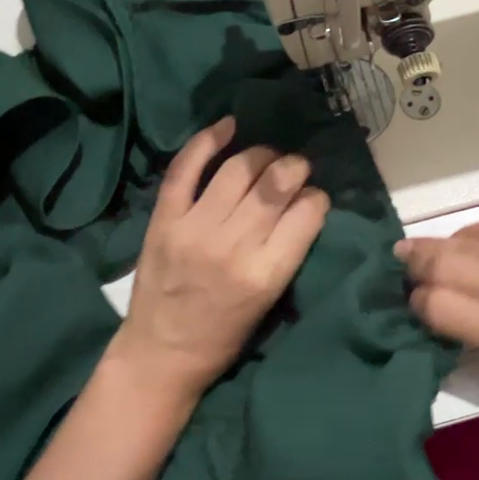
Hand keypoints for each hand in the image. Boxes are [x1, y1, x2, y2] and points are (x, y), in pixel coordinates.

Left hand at [115, 117, 330, 395]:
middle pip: (275, 184)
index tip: (314, 198)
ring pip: (237, 169)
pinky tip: (227, 126)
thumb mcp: (272, 299)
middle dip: (294, 167)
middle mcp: (233, 246)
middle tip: (296, 168)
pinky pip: (185, 169)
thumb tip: (304, 203)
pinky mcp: (164, 220)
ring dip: (261, 154)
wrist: (162, 353)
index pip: (307, 213)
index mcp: (266, 274)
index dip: (317, 197)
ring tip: (268, 157)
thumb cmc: (226, 334)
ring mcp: (194, 229)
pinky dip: (206, 141)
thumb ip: (289, 250)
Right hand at [395, 220, 478, 397]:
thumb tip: (439, 311)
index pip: (437, 305)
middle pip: (442, 264)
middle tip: (399, 264)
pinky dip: (469, 234)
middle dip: (413, 263)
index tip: (412, 305)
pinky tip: (461, 242)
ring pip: (462, 241)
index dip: (416, 303)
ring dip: (433, 245)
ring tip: (416, 249)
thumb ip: (477, 336)